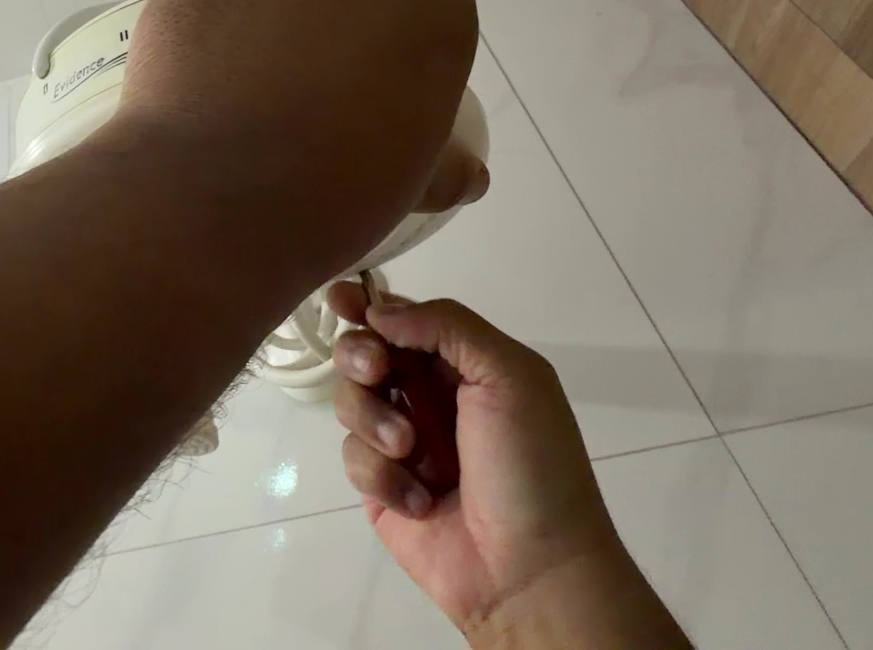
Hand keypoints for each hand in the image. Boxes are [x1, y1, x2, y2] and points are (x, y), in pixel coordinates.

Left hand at [112, 0, 483, 288]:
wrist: (221, 193)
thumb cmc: (330, 197)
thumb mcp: (409, 187)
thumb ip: (446, 167)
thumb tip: (471, 174)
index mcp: (439, 8)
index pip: (418, 5)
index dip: (382, 36)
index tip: (352, 74)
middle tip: (294, 60)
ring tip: (246, 32)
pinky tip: (202, 21)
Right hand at [327, 284, 630, 635]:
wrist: (532, 573)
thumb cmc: (531, 465)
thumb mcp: (510, 376)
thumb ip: (446, 326)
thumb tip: (378, 312)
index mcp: (459, 362)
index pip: (402, 317)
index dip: (366, 303)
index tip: (340, 299)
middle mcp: (425, 394)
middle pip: (361, 350)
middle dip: (360, 355)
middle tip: (377, 371)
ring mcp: (398, 439)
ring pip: (348, 400)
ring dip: (373, 419)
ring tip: (408, 449)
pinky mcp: (380, 483)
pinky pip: (352, 456)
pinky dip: (381, 474)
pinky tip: (418, 499)